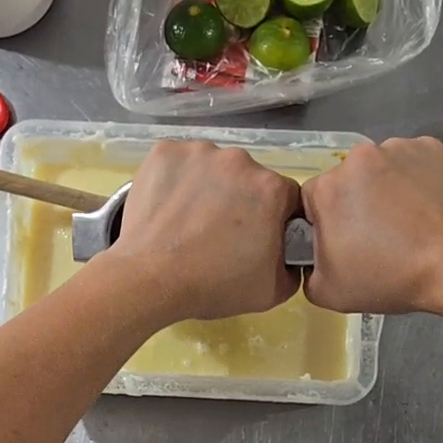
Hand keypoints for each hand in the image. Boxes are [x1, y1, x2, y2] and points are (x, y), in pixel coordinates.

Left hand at [103, 141, 303, 322]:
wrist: (150, 280)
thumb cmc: (213, 286)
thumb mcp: (272, 291)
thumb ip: (292, 266)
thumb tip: (290, 254)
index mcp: (272, 189)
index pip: (285, 199)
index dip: (272, 220)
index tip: (254, 238)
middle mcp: (239, 159)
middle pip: (248, 179)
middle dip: (239, 202)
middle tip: (218, 235)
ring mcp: (199, 152)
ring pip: (212, 168)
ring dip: (207, 188)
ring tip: (189, 223)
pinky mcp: (164, 152)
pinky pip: (179, 164)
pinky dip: (176, 181)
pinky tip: (169, 209)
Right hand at [301, 137, 442, 315]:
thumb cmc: (390, 278)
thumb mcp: (328, 293)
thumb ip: (307, 270)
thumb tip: (315, 255)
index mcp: (327, 188)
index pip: (311, 202)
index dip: (325, 225)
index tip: (345, 245)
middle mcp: (358, 157)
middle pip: (346, 181)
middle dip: (355, 204)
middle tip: (377, 237)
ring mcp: (399, 147)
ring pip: (380, 170)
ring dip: (385, 190)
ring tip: (406, 223)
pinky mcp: (432, 147)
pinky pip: (411, 164)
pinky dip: (414, 181)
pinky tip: (425, 209)